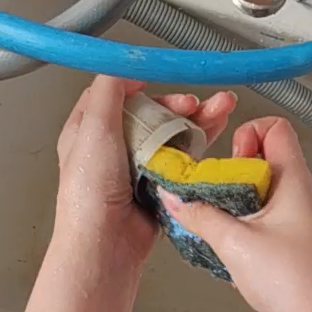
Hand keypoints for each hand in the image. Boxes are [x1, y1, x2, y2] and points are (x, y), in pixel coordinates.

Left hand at [53, 75, 234, 266]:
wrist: (106, 244)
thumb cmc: (89, 193)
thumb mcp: (93, 129)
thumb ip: (107, 92)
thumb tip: (119, 66)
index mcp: (89, 132)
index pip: (117, 97)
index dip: (141, 85)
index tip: (163, 79)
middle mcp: (112, 149)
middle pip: (152, 115)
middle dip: (179, 106)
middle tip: (196, 104)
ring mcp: (137, 169)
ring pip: (172, 136)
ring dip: (198, 121)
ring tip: (222, 109)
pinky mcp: (159, 187)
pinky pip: (183, 161)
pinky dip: (200, 146)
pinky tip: (215, 135)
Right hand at [157, 117, 311, 311]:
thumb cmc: (296, 283)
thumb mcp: (236, 243)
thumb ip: (200, 216)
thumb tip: (174, 197)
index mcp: (293, 182)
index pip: (276, 130)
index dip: (247, 134)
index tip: (226, 159)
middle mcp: (293, 197)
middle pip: (257, 161)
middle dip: (226, 170)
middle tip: (207, 190)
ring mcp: (287, 223)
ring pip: (250, 194)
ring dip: (224, 202)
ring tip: (206, 218)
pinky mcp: (278, 247)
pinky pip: (249, 223)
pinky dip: (229, 227)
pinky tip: (215, 245)